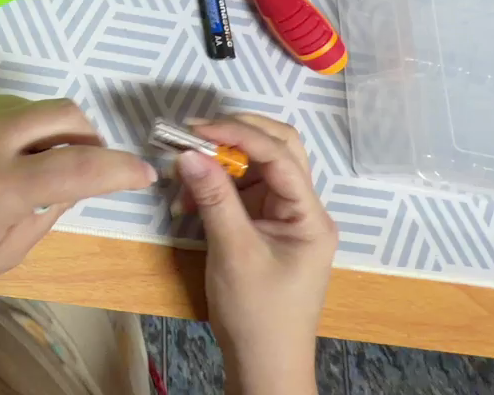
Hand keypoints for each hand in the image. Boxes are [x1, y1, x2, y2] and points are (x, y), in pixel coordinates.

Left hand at [0, 91, 156, 296]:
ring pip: (29, 105)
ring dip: (43, 130)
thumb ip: (48, 214)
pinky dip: (7, 125)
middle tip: (87, 158)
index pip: (80, 166)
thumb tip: (78, 181)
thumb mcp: (1, 254)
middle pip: (63, 112)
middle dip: (89, 134)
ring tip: (25, 162)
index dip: (121, 168)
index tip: (141, 172)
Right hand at [172, 114, 336, 394]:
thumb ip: (213, 197)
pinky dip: (213, 182)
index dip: (237, 134)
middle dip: (235, 135)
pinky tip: (188, 197)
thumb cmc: (257, 313)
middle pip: (276, 148)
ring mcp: (281, 213)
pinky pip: (239, 186)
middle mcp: (300, 207)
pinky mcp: (261, 222)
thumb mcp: (234, 252)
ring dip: (219, 160)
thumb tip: (187, 152)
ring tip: (184, 170)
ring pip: (254, 163)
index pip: (278, 155)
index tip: (196, 130)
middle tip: (195, 134)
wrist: (262, 363)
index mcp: (309, 215)